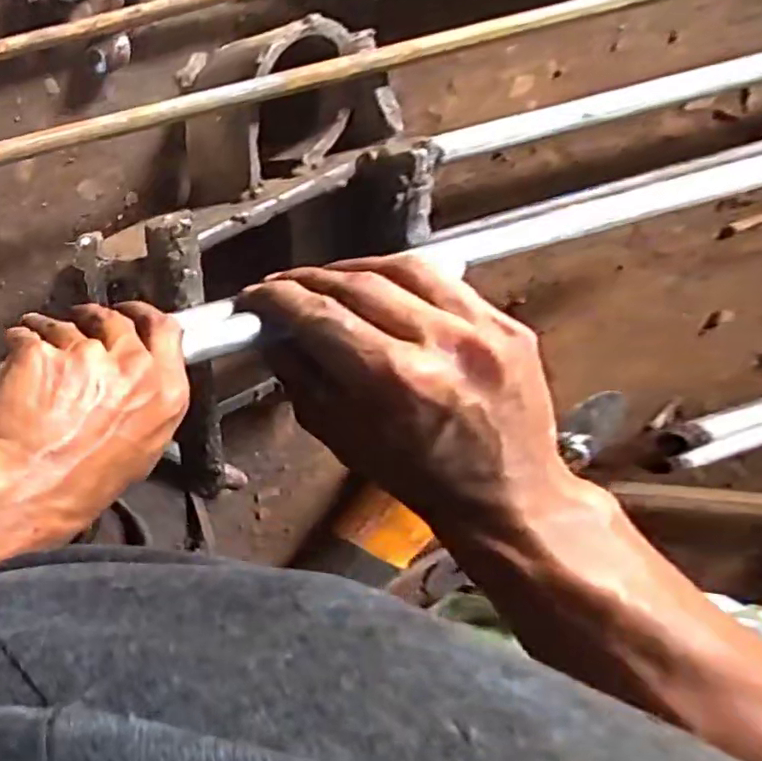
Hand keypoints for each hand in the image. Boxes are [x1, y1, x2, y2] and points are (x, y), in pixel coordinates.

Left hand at [0, 303, 189, 536]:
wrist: (27, 488)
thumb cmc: (76, 485)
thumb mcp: (138, 454)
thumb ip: (145, 408)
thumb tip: (136, 388)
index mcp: (162, 395)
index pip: (164, 332)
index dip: (142, 318)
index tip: (131, 315)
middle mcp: (128, 370)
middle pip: (114, 321)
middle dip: (93, 318)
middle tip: (78, 321)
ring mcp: (83, 358)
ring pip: (65, 324)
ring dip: (49, 328)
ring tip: (37, 339)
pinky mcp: (40, 353)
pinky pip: (26, 334)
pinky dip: (17, 339)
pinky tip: (13, 354)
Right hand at [237, 255, 572, 534]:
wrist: (502, 491)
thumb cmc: (413, 472)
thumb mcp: (333, 428)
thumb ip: (300, 374)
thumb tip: (274, 336)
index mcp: (390, 378)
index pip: (318, 314)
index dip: (276, 299)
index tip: (254, 297)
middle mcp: (439, 344)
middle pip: (355, 284)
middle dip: (305, 280)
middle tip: (278, 287)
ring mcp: (481, 330)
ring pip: (401, 269)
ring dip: (349, 269)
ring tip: (322, 280)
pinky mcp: (506, 324)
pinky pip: (443, 280)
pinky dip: (398, 276)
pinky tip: (374, 285)